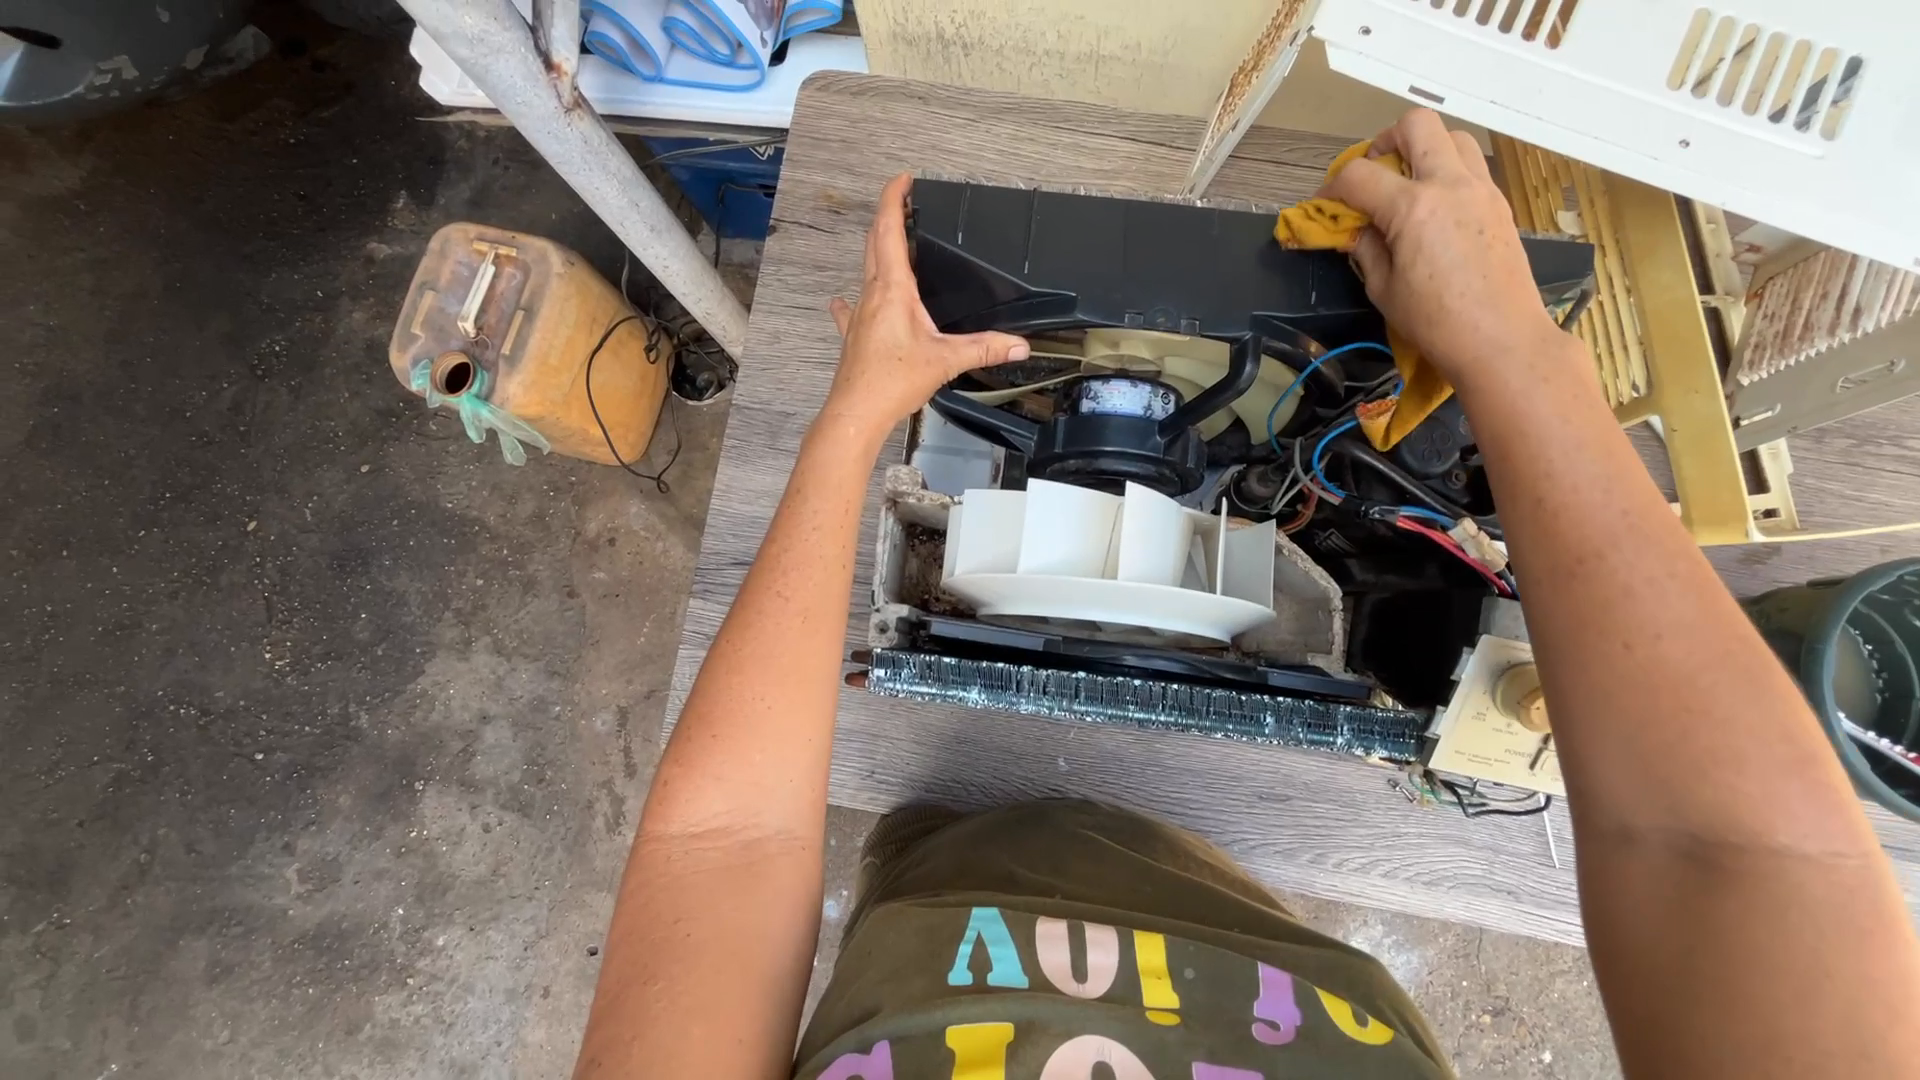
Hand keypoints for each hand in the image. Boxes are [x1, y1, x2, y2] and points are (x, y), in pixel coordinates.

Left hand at [820, 173, 1029, 439]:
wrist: (857, 413)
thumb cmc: (892, 383)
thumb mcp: (946, 361)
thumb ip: (985, 349)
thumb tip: (1019, 344)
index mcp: (892, 290)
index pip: (889, 230)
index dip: (894, 199)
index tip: (903, 179)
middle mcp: (871, 295)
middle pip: (874, 243)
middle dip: (887, 217)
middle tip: (903, 203)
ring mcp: (858, 314)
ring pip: (864, 270)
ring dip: (875, 250)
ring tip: (890, 242)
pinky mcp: (853, 335)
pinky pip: (851, 308)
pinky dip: (853, 298)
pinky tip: (846, 301)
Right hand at [1321, 109, 1567, 388]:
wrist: (1499, 336)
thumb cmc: (1434, 321)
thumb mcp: (1383, 289)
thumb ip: (1367, 249)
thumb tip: (1357, 231)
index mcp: (1413, 209)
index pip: (1360, 175)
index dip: (1332, 186)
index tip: (1323, 204)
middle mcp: (1449, 185)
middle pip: (1415, 125)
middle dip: (1384, 142)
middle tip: (1371, 173)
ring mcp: (1480, 189)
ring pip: (1451, 136)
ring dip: (1423, 149)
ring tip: (1405, 185)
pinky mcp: (1498, 202)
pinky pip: (1470, 165)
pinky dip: (1446, 171)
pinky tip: (1433, 207)